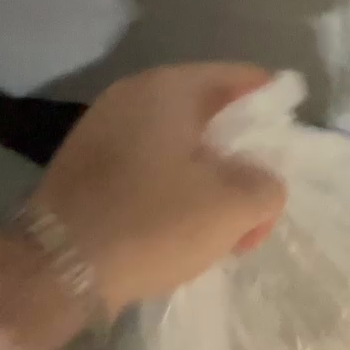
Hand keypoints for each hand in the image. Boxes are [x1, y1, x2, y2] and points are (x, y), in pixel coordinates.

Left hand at [29, 63, 287, 313]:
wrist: (58, 269)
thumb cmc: (153, 224)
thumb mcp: (235, 206)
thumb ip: (268, 184)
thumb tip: (262, 183)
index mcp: (169, 89)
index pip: (243, 80)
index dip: (275, 113)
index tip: (290, 154)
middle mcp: (133, 97)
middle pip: (214, 118)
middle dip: (244, 161)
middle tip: (258, 205)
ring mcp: (106, 131)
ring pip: (185, 149)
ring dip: (214, 184)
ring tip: (225, 229)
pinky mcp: (91, 169)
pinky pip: (155, 170)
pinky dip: (180, 194)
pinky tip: (186, 231)